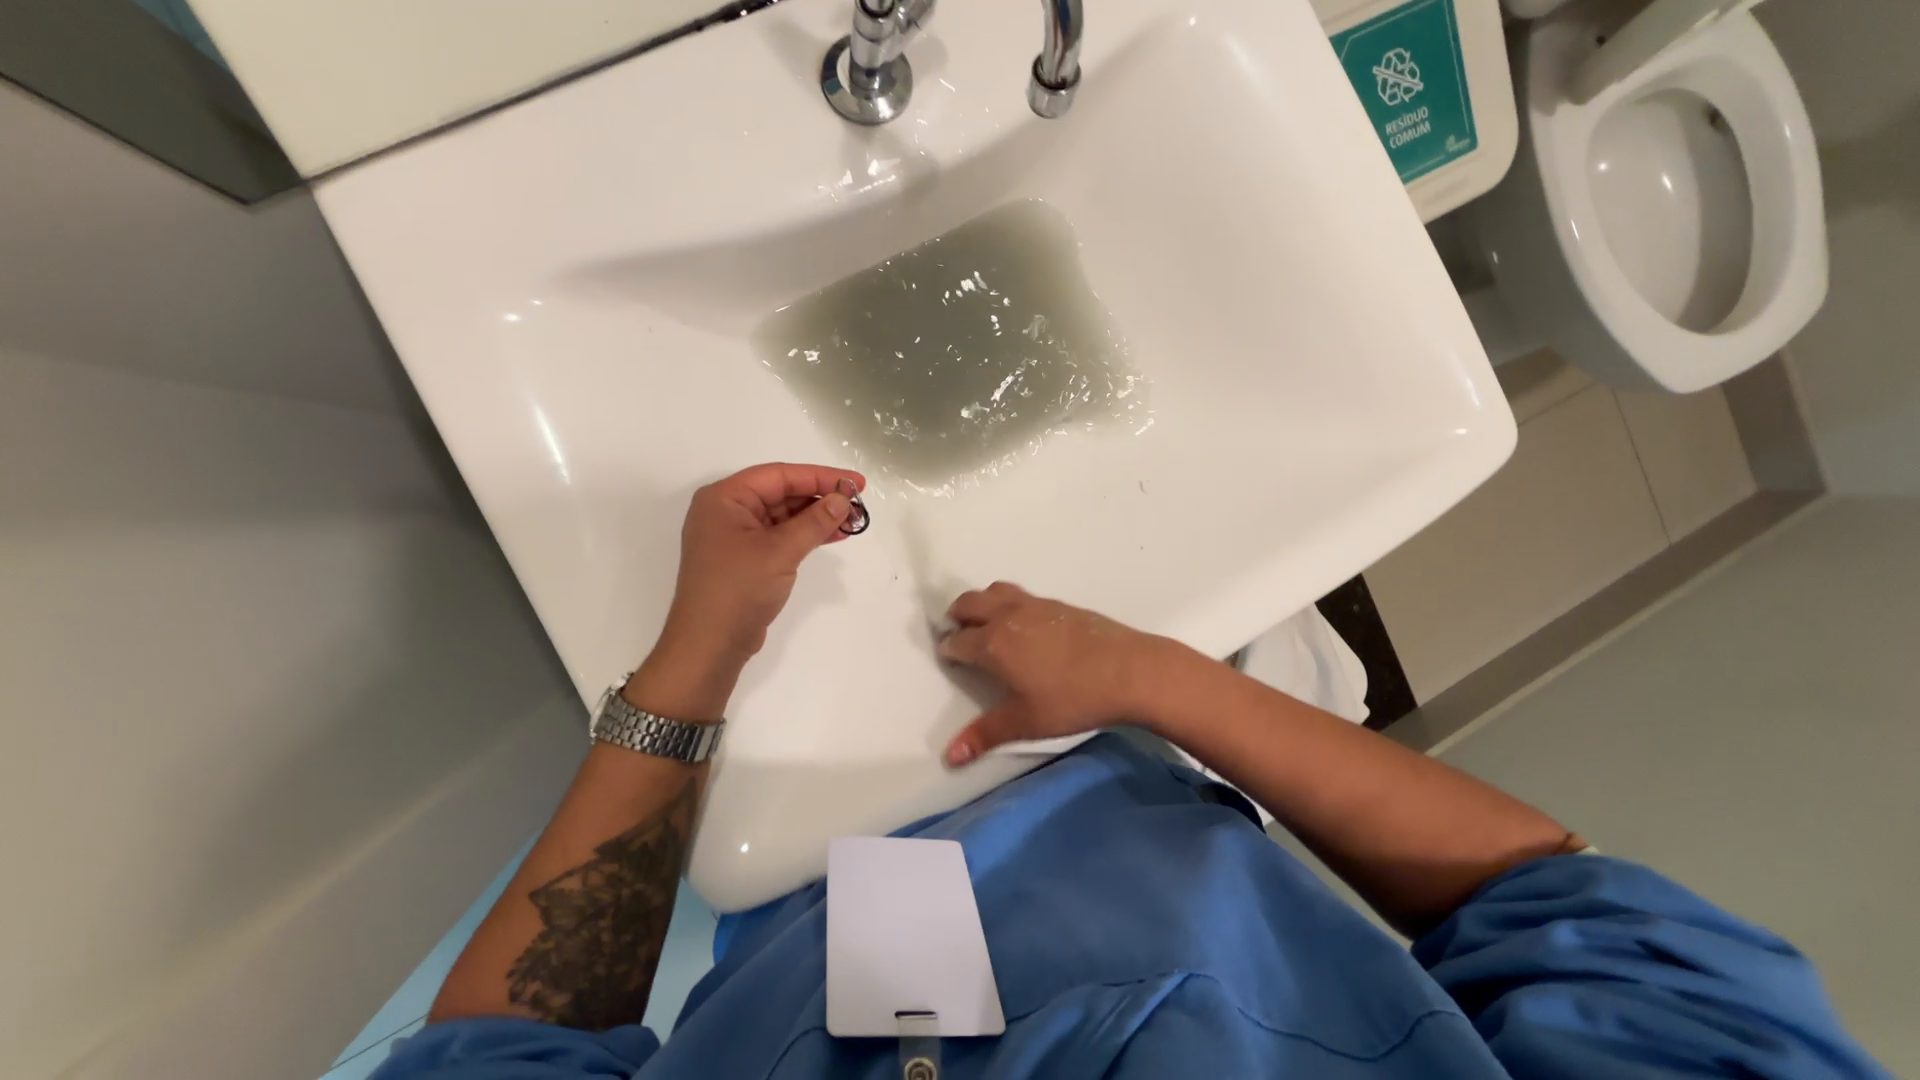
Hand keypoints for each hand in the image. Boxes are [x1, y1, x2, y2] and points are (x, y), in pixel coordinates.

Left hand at [628, 463, 864, 718]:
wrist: (710, 644)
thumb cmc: (738, 589)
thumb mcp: (780, 551)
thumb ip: (814, 521)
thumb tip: (842, 499)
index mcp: (724, 498)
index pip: (779, 475)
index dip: (820, 476)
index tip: (856, 482)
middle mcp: (726, 511)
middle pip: (781, 493)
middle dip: (820, 498)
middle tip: (858, 505)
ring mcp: (734, 536)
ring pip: (783, 516)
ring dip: (816, 517)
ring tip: (852, 522)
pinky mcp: (744, 559)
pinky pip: (779, 536)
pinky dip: (805, 535)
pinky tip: (832, 536)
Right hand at [936, 583, 1169, 765]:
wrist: (1131, 671)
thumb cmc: (1073, 699)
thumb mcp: (1026, 722)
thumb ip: (985, 735)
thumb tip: (949, 756)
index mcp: (994, 642)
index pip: (958, 641)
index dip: (949, 650)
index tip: (950, 660)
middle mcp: (1008, 615)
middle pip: (969, 603)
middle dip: (958, 616)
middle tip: (961, 636)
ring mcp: (1036, 605)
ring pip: (996, 591)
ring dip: (983, 603)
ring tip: (989, 625)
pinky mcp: (1060, 604)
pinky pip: (1022, 595)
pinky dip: (1010, 603)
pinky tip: (1026, 627)